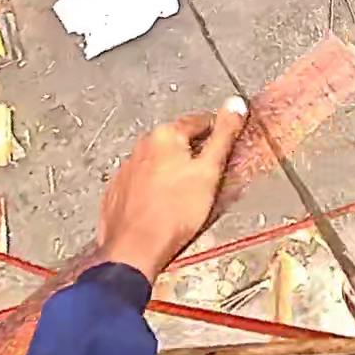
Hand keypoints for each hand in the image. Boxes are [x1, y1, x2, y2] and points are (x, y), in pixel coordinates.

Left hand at [96, 97, 245, 279]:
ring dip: (173, 172)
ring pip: (159, 162)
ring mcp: (127, 168)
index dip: (218, 134)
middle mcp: (143, 145)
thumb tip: (236, 104)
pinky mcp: (118, 191)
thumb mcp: (210, 170)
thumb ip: (224, 134)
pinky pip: (143, 182)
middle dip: (194, 155)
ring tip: (186, 198)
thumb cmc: (174, 212)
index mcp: (166, 134)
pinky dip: (155, 189)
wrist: (134, 250)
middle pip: (178, 142)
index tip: (225, 148)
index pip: (200, 121)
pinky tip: (164, 206)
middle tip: (208, 178)